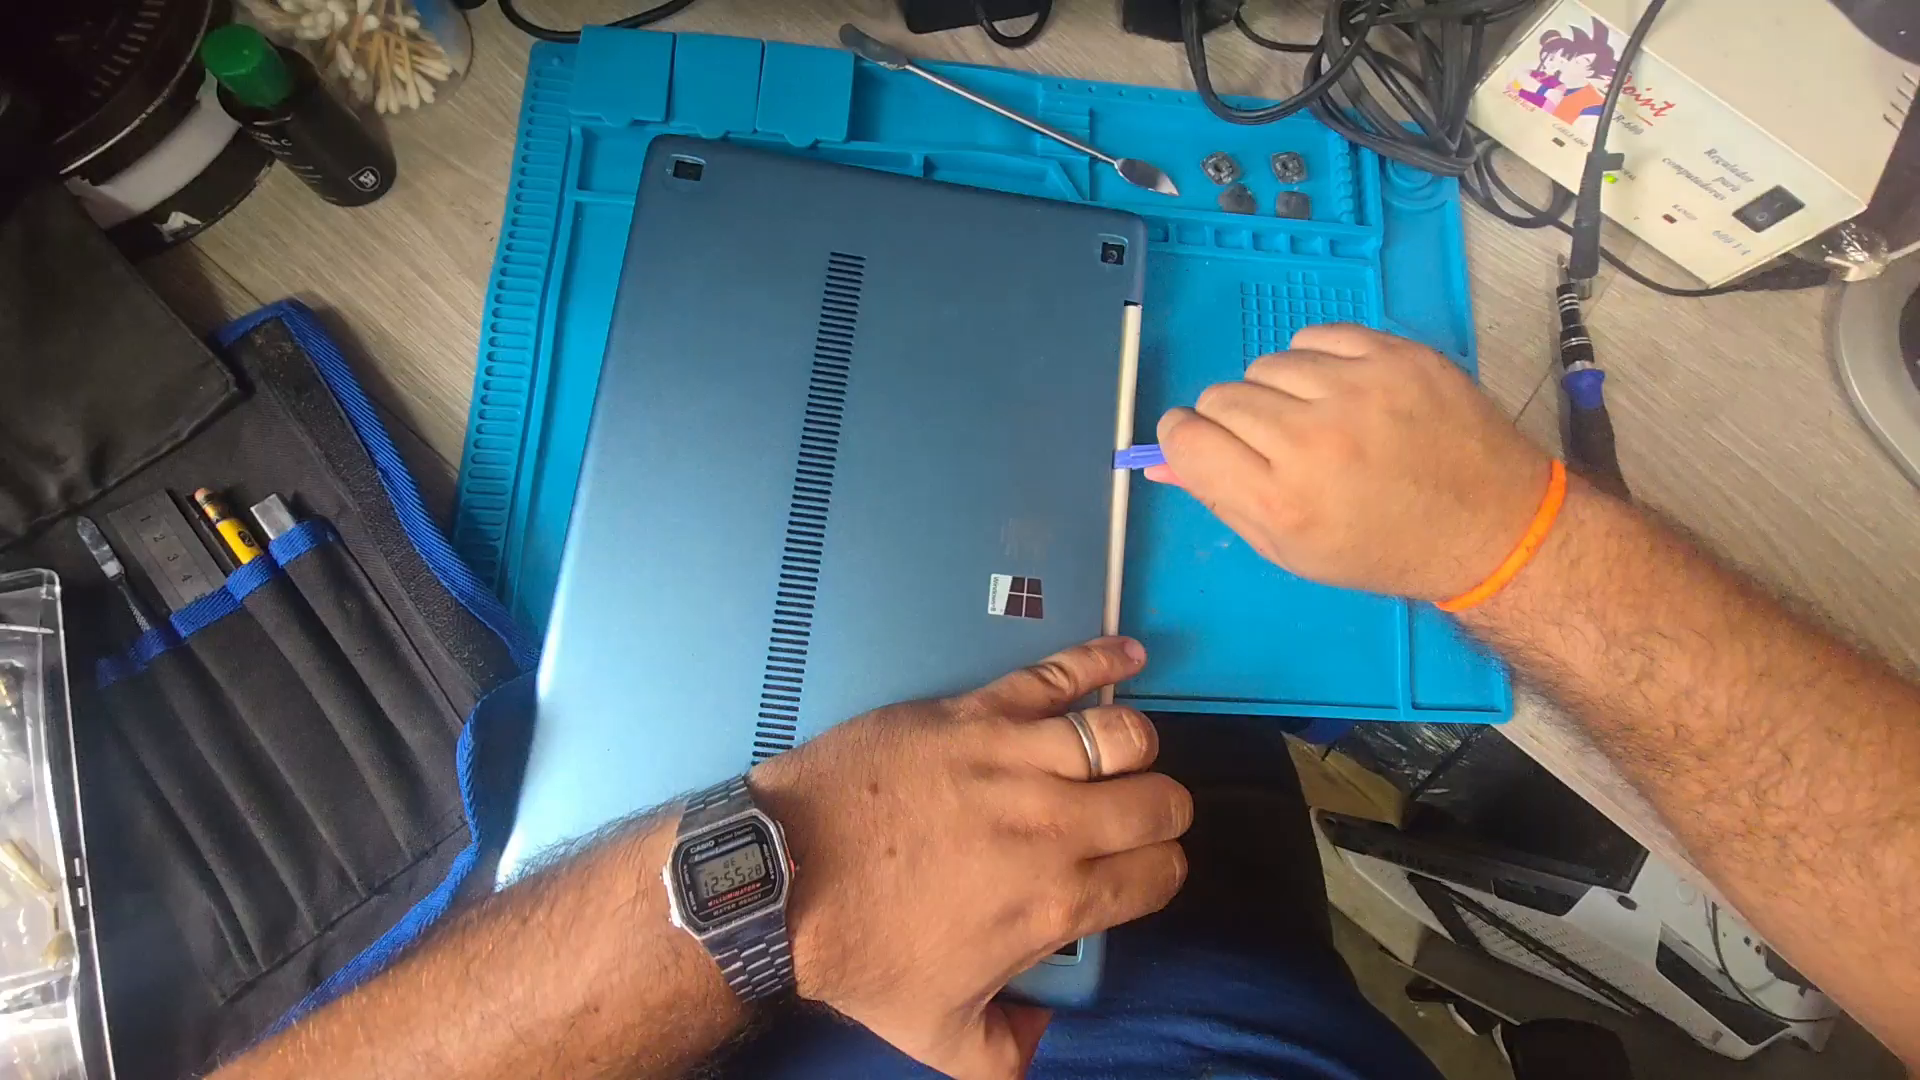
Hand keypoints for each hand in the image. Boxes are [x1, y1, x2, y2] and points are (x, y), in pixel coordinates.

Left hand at [747, 637, 1190, 1078]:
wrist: (790, 872)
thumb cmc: (864, 947)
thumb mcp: (936, 1033)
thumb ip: (1006, 1054)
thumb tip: (1044, 1033)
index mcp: (1058, 899)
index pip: (1159, 874)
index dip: (1160, 872)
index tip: (1138, 869)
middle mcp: (1055, 822)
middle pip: (1159, 801)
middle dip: (1161, 811)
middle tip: (1131, 815)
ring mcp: (1017, 755)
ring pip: (1124, 734)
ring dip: (1136, 748)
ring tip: (1117, 755)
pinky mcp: (980, 710)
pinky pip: (1057, 673)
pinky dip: (1102, 658)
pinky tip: (1127, 653)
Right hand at [1151, 324, 1551, 601]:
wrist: (1489, 527)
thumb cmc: (1376, 550)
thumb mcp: (1286, 547)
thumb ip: (1218, 498)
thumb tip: (1160, 462)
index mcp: (1280, 499)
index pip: (1185, 438)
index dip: (1183, 440)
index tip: (1203, 447)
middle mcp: (1312, 439)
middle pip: (1218, 398)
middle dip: (1228, 422)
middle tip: (1269, 445)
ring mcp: (1358, 389)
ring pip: (1263, 366)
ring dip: (1273, 392)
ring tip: (1311, 418)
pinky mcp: (1396, 355)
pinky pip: (1313, 337)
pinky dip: (1312, 362)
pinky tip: (1338, 390)